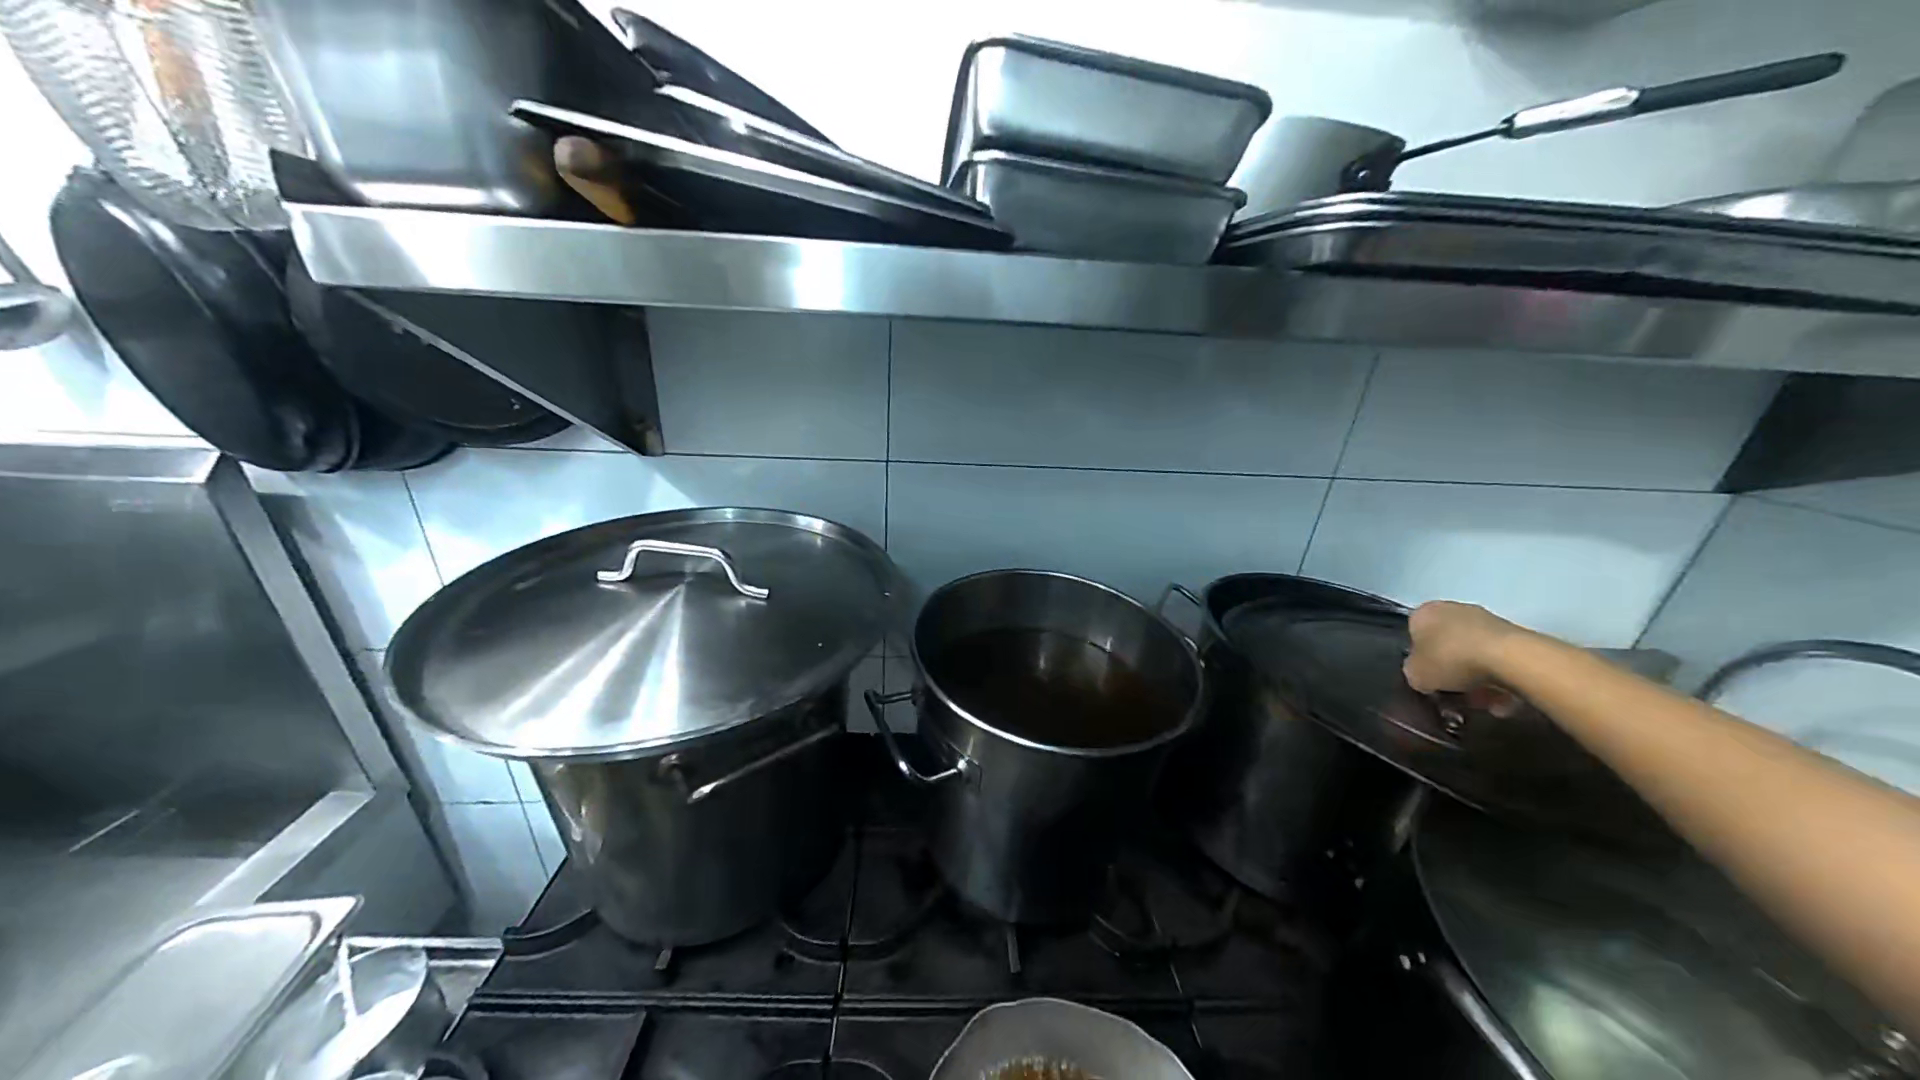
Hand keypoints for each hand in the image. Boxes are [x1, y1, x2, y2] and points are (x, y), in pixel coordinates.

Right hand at [1403, 601, 1525, 709]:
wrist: (1510, 657)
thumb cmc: (1451, 659)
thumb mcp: (1416, 675)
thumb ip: (1413, 673)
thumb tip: (1422, 675)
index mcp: (1424, 613)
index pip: (1414, 636)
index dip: (1420, 660)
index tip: (1428, 678)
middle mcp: (1452, 609)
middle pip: (1446, 645)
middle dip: (1451, 669)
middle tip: (1455, 692)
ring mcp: (1486, 620)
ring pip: (1473, 654)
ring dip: (1476, 678)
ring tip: (1482, 701)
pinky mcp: (1514, 634)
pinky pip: (1498, 660)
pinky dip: (1498, 679)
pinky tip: (1501, 699)